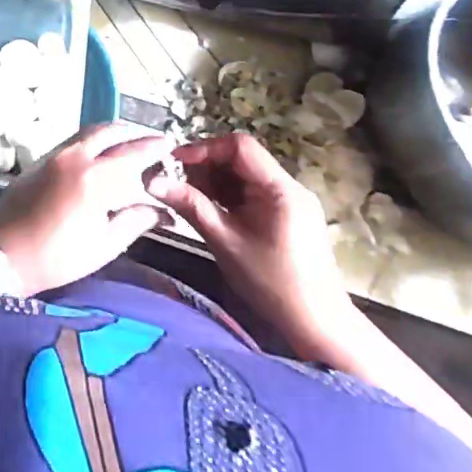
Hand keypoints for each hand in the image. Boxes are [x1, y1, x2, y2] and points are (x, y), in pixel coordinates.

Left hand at [0, 124, 174, 295]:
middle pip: (111, 132)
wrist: (0, 252)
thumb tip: (160, 210)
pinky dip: (94, 140)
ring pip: (91, 132)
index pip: (133, 154)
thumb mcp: (102, 247)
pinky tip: (102, 155)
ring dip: (113, 134)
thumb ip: (133, 221)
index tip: (170, 144)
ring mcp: (56, 154)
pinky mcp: (42, 158)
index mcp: (94, 179)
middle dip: (133, 134)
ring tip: (129, 147)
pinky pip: (76, 139)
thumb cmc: (55, 258)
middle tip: (151, 144)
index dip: (154, 148)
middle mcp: (76, 157)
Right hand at [146, 132, 354, 353]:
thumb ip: (191, 206)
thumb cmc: (271, 284)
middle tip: (178, 183)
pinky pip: (256, 191)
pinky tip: (214, 211)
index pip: (239, 146)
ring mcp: (294, 199)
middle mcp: (290, 185)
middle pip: (243, 157)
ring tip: (192, 198)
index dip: (204, 149)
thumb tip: (153, 182)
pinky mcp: (292, 213)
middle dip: (208, 165)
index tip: (174, 163)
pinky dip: (232, 195)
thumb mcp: (225, 243)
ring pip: (247, 174)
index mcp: (280, 188)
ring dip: (218, 180)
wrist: (318, 325)